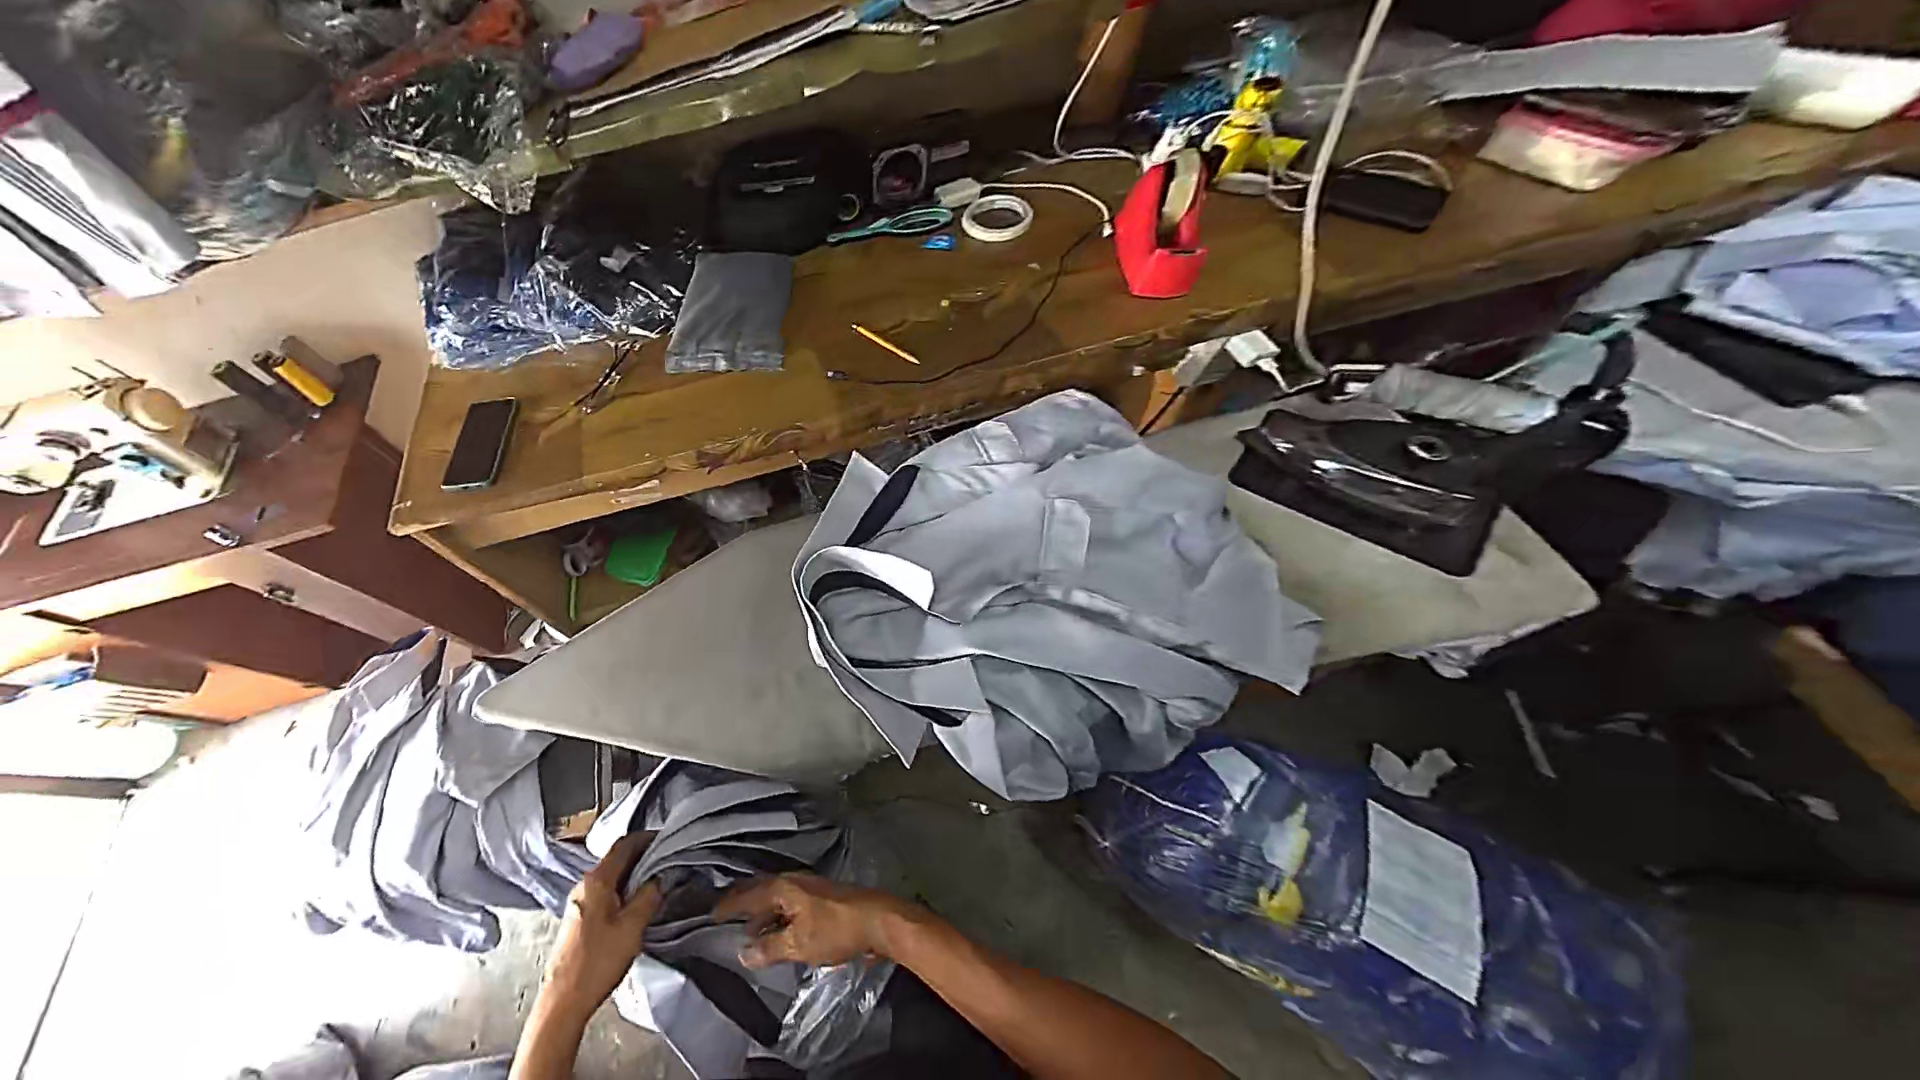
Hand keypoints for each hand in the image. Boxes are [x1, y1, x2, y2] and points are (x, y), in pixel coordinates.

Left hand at [536, 831, 661, 1024]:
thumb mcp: (633, 925)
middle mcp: (585, 885)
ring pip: (613, 875)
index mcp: (597, 880)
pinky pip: (607, 891)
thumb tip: (661, 875)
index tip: (672, 838)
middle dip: (645, 855)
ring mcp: (580, 902)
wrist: (562, 1003)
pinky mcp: (580, 917)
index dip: (649, 837)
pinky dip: (626, 888)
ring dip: (636, 873)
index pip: (625, 844)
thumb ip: (650, 894)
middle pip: (618, 858)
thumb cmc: (598, 960)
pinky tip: (640, 901)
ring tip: (661, 879)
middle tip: (671, 859)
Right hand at [714, 873, 916, 969]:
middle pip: (762, 892)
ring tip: (749, 932)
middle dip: (744, 904)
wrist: (877, 920)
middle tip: (725, 917)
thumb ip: (769, 948)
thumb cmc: (835, 929)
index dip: (729, 906)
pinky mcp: (822, 899)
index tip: (710, 915)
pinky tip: (778, 931)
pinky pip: (790, 904)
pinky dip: (778, 916)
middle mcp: (795, 882)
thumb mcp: (798, 944)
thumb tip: (743, 952)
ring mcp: (810, 888)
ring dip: (762, 913)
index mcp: (784, 887)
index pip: (748, 895)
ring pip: (777, 899)